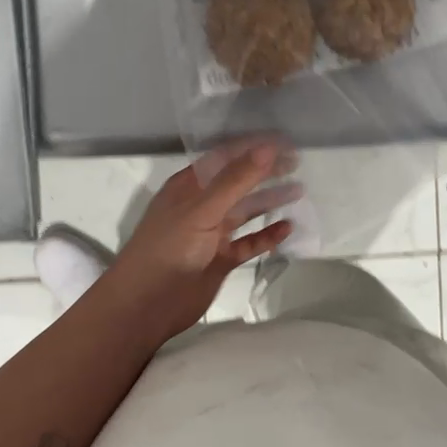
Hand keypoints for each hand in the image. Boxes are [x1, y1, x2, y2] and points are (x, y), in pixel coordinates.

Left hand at [103, 140, 299, 340]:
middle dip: (265, 172)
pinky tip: (288, 228)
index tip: (284, 142)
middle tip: (296, 163)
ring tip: (299, 191)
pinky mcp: (220, 259)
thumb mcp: (202, 209)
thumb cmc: (169, 248)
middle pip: (237, 182)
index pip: (224, 157)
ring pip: (245, 212)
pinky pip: (249, 242)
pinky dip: (267, 235)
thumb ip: (236, 179)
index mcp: (188, 186)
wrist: (147, 304)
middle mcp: (200, 206)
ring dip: (269, 201)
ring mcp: (211, 233)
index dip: (252, 148)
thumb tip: (269, 148)